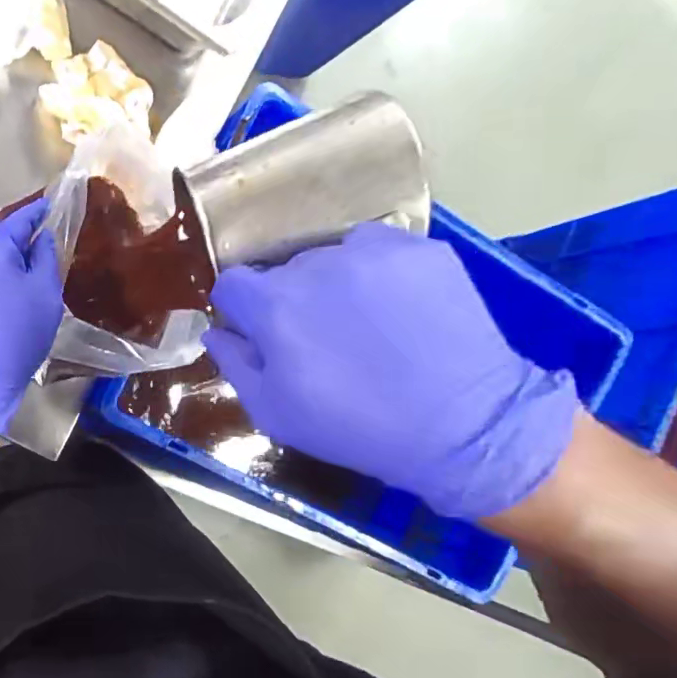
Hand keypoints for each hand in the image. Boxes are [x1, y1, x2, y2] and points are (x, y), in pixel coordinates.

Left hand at [0, 198, 64, 434]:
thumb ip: (45, 255)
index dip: (38, 212)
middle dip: (22, 237)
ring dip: (8, 258)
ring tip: (29, 267)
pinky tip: (9, 290)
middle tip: (45, 239)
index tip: (53, 205)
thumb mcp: (45, 291)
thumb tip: (41, 236)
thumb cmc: (23, 333)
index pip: (18, 220)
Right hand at [203, 222, 578, 519]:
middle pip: (283, 271)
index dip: (239, 309)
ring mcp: (375, 251)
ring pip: (331, 257)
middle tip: (316, 340)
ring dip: (331, 284)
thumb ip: (235, 364)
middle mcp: (318, 264)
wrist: (459, 425)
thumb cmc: (351, 427)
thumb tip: (217, 332)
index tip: (257, 334)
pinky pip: (379, 250)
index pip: (232, 282)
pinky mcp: (423, 249)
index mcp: (274, 306)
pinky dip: (376, 274)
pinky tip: (396, 310)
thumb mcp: (274, 412)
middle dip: (288, 300)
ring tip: (360, 324)